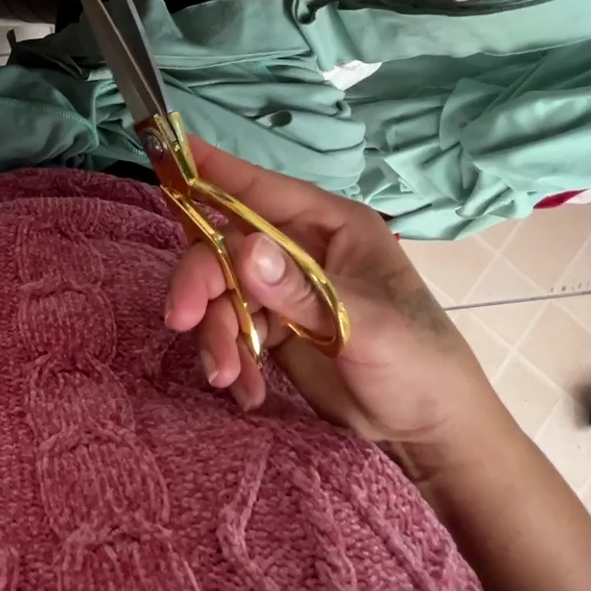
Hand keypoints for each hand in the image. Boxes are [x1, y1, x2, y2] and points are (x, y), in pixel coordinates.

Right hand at [164, 137, 509, 462]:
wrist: (429, 436)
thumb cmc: (421, 367)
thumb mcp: (366, 326)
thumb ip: (300, 289)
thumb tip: (242, 249)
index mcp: (327, 225)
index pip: (257, 188)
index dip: (208, 170)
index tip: (162, 154)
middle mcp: (296, 247)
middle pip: (222, 247)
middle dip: (200, 284)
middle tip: (180, 319)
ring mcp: (279, 287)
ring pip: (218, 291)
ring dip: (215, 333)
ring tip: (227, 376)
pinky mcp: (268, 324)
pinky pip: (227, 327)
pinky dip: (229, 357)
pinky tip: (247, 389)